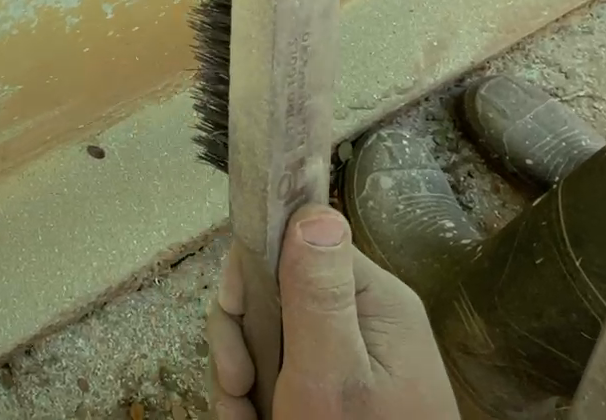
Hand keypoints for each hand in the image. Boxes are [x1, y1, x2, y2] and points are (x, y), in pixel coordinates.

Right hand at [206, 205, 457, 418]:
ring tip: (237, 415)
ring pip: (260, 325)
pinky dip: (249, 388)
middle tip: (233, 385)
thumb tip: (314, 207)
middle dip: (236, 335)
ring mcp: (345, 345)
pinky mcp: (331, 374)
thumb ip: (318, 295)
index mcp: (374, 297)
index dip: (248, 273)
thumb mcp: (331, 376)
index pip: (290, 241)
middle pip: (267, 286)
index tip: (232, 316)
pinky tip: (247, 416)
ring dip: (235, 367)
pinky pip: (271, 358)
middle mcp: (360, 311)